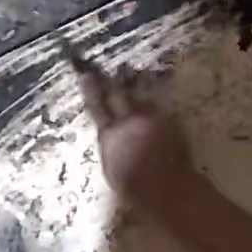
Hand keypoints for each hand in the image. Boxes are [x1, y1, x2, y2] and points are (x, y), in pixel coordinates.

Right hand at [77, 66, 198, 207]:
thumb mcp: (112, 168)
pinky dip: (157, 86)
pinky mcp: (166, 117)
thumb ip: (110, 146)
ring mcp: (148, 116)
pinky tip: (156, 78)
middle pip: (116, 93)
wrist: (164, 187)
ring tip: (133, 68)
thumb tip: (108, 134)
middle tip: (107, 64)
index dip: (90, 89)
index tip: (85, 74)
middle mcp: (126, 120)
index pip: (95, 106)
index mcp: (108, 135)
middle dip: (110, 78)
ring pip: (139, 90)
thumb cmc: (134, 186)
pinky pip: (159, 96)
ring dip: (135, 78)